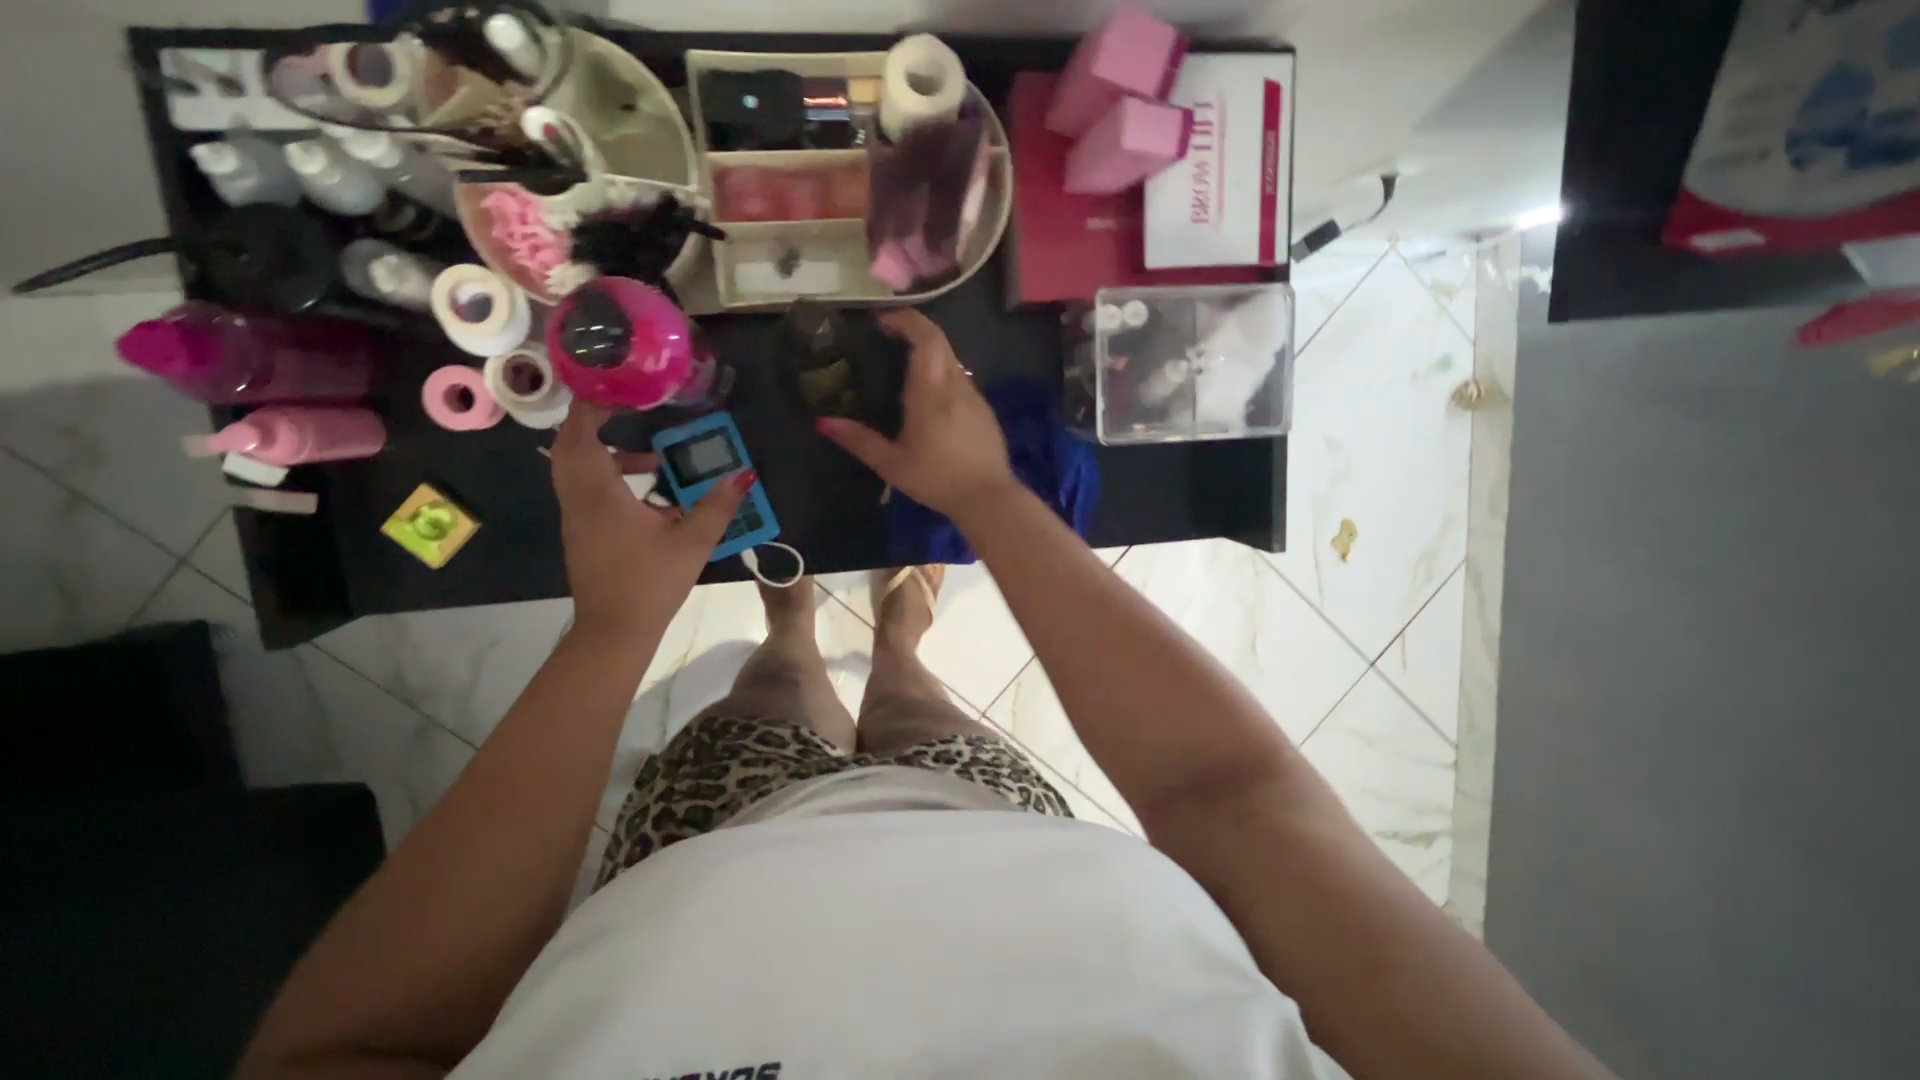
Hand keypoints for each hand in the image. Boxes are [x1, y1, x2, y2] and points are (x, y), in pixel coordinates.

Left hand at [550, 404, 751, 640]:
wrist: (614, 630)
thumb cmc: (650, 581)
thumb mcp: (692, 541)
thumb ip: (718, 505)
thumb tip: (745, 473)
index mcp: (599, 491)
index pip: (582, 431)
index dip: (594, 404)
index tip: (620, 387)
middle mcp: (578, 497)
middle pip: (570, 445)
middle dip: (595, 422)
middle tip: (630, 409)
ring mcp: (575, 516)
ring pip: (576, 468)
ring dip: (605, 452)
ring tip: (653, 456)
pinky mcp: (581, 533)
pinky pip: (584, 489)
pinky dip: (607, 477)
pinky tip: (648, 494)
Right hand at [814, 308, 1017, 519]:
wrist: (988, 498)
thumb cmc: (937, 479)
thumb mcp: (891, 464)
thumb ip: (858, 440)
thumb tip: (823, 423)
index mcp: (931, 391)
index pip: (926, 337)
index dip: (906, 319)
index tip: (883, 320)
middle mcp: (955, 385)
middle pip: (939, 341)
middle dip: (914, 330)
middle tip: (888, 337)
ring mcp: (974, 396)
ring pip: (952, 360)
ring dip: (929, 354)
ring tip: (904, 368)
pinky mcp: (984, 410)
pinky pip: (961, 380)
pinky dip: (942, 375)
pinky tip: (930, 400)